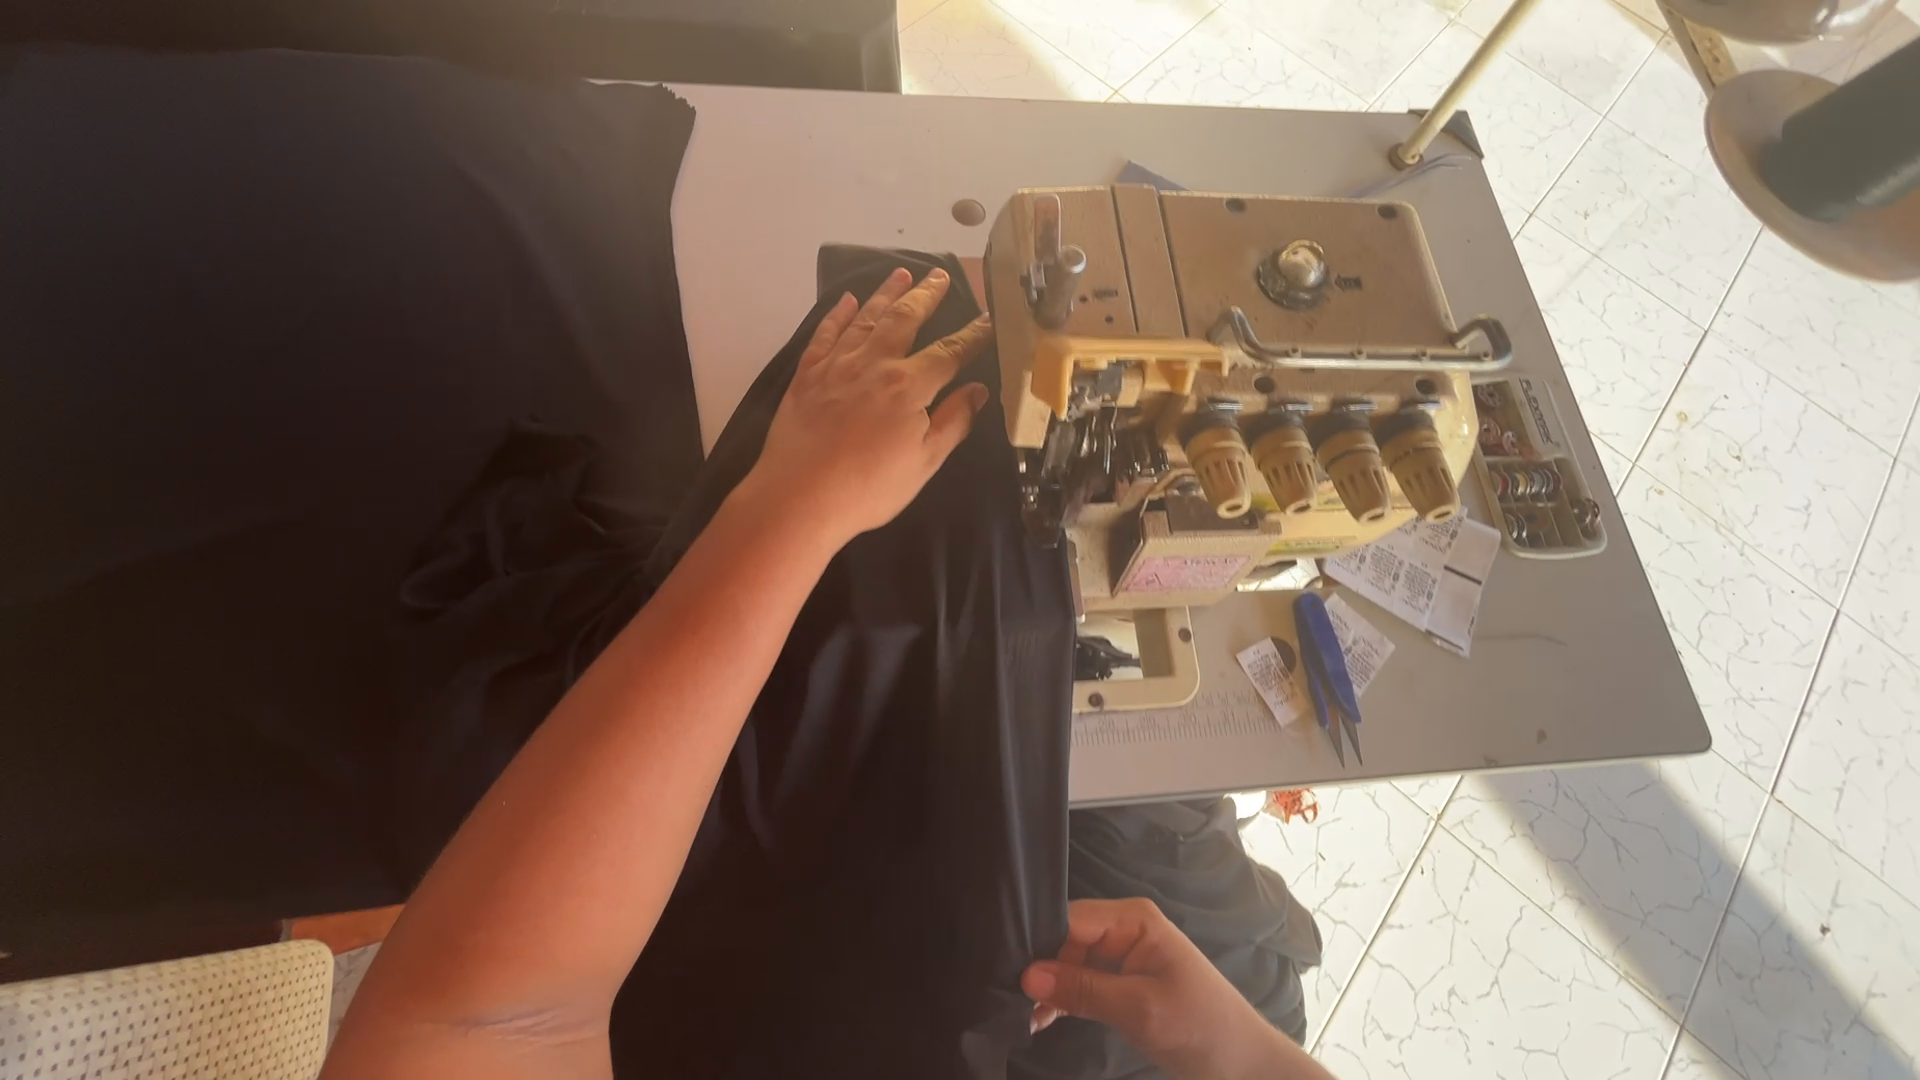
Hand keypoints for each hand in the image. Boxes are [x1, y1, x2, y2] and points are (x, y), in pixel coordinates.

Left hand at [746, 266, 992, 548]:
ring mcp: (837, 366)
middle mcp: (875, 365)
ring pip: (866, 319)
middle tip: (939, 275)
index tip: (989, 318)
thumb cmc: (869, 488)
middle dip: (926, 296)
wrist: (799, 497)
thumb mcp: (924, 463)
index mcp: (909, 387)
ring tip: (900, 274)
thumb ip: (953, 422)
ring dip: (885, 294)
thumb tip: (978, 390)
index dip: (972, 335)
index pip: (949, 353)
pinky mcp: (807, 375)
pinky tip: (848, 302)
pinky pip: (825, 334)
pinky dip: (838, 315)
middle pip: (905, 320)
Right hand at [1023, 899, 1332, 1079]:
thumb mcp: (1139, 1010)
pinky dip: (1066, 998)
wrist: (1247, 1067)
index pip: (1073, 919)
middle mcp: (1125, 927)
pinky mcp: (1125, 980)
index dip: (1040, 942)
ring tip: (1021, 1015)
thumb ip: (1083, 990)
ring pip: (1073, 961)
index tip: (1006, 969)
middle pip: (1068, 938)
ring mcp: (1125, 954)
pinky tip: (1043, 1019)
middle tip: (1007, 999)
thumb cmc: (1200, 1027)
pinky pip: (1086, 980)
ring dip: (1051, 987)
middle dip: (1041, 967)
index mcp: (1132, 918)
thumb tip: (1026, 974)